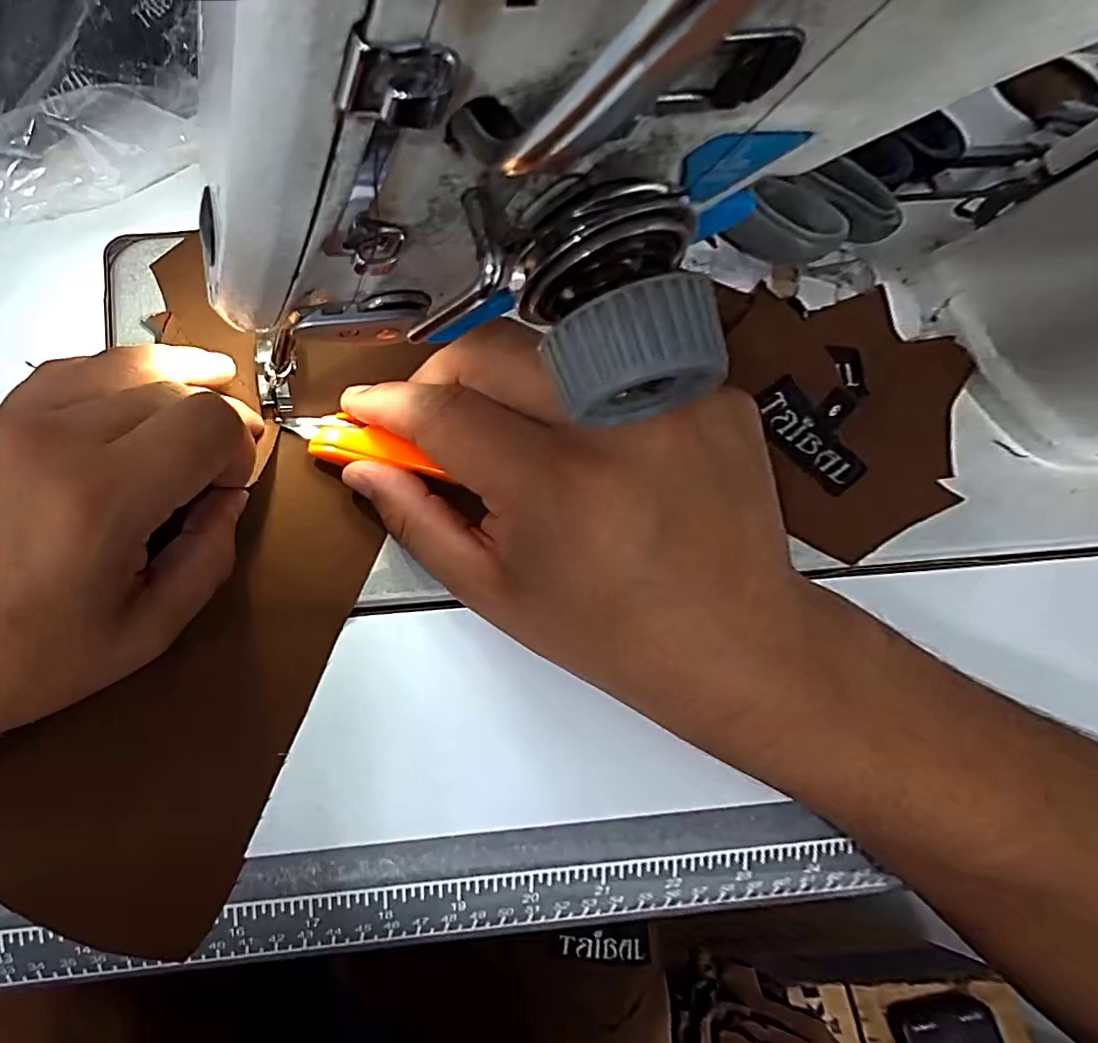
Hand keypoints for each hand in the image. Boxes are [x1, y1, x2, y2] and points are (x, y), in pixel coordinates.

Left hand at [0, 345, 261, 817]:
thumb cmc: (28, 664)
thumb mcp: (143, 634)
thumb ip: (205, 559)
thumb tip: (228, 498)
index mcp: (102, 498)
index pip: (206, 422)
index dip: (239, 446)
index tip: (232, 484)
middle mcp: (58, 438)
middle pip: (169, 384)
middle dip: (212, 415)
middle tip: (218, 462)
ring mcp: (15, 422)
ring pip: (121, 362)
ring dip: (171, 380)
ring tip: (200, 399)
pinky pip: (68, 371)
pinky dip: (114, 375)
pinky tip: (132, 398)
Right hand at [336, 319, 825, 737]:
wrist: (737, 642)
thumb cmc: (608, 632)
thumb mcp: (488, 588)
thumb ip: (414, 518)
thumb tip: (364, 467)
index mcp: (558, 487)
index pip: (443, 411)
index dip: (385, 404)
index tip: (360, 407)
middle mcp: (621, 425)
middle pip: (489, 349)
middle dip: (434, 375)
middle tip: (419, 417)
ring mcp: (675, 398)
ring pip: (545, 343)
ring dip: (494, 377)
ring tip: (492, 430)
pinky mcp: (709, 391)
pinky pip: (605, 364)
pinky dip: (565, 392)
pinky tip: (569, 441)